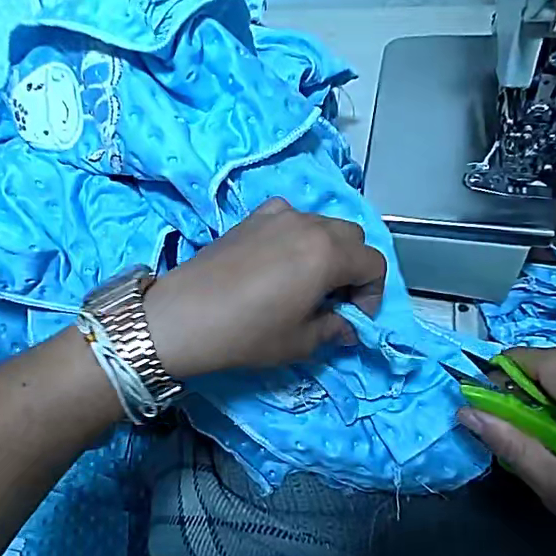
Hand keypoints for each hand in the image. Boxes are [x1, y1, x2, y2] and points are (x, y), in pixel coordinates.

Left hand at [143, 198, 386, 379]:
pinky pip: (291, 217)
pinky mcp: (253, 216)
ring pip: (323, 224)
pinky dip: (298, 234)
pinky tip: (279, 259)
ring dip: (328, 250)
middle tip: (333, 300)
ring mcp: (279, 214)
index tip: (352, 318)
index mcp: (328, 253)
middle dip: (353, 267)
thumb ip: (334, 329)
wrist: (181, 316)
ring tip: (306, 281)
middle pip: (353, 237)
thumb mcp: (299, 342)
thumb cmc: (246, 333)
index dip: (372, 294)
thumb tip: (347, 326)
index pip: (374, 263)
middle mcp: (309, 224)